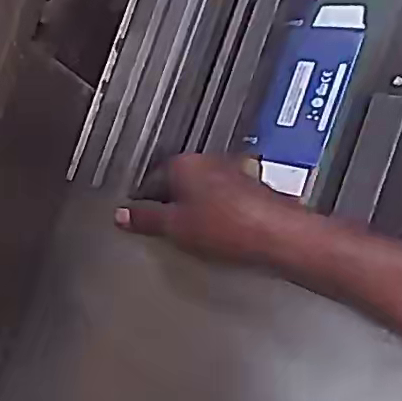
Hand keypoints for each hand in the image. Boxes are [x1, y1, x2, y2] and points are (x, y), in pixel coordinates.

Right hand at [115, 153, 319, 266]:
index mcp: (183, 164)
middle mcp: (208, 162)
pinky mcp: (250, 189)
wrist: (278, 236)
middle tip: (168, 232)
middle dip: (170, 206)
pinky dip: (217, 216)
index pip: (149, 181)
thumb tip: (123, 215)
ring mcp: (231, 173)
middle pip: (176, 183)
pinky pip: (222, 201)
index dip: (142, 204)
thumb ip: (144, 219)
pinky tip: (220, 236)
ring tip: (197, 238)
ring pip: (201, 192)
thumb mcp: (174, 228)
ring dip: (195, 211)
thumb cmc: (230, 226)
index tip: (139, 221)